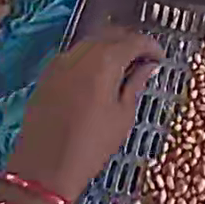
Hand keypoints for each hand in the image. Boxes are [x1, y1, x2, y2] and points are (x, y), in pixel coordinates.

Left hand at [3, 27, 163, 202]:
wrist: (44, 169)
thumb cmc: (91, 145)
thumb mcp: (123, 116)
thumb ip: (135, 84)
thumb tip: (148, 65)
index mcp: (105, 61)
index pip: (134, 40)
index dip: (151, 46)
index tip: (160, 58)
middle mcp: (81, 53)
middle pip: (111, 35)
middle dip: (130, 43)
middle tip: (144, 60)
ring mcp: (60, 62)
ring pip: (91, 42)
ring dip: (109, 48)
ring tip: (122, 68)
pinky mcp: (47, 74)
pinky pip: (74, 55)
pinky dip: (90, 57)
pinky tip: (97, 76)